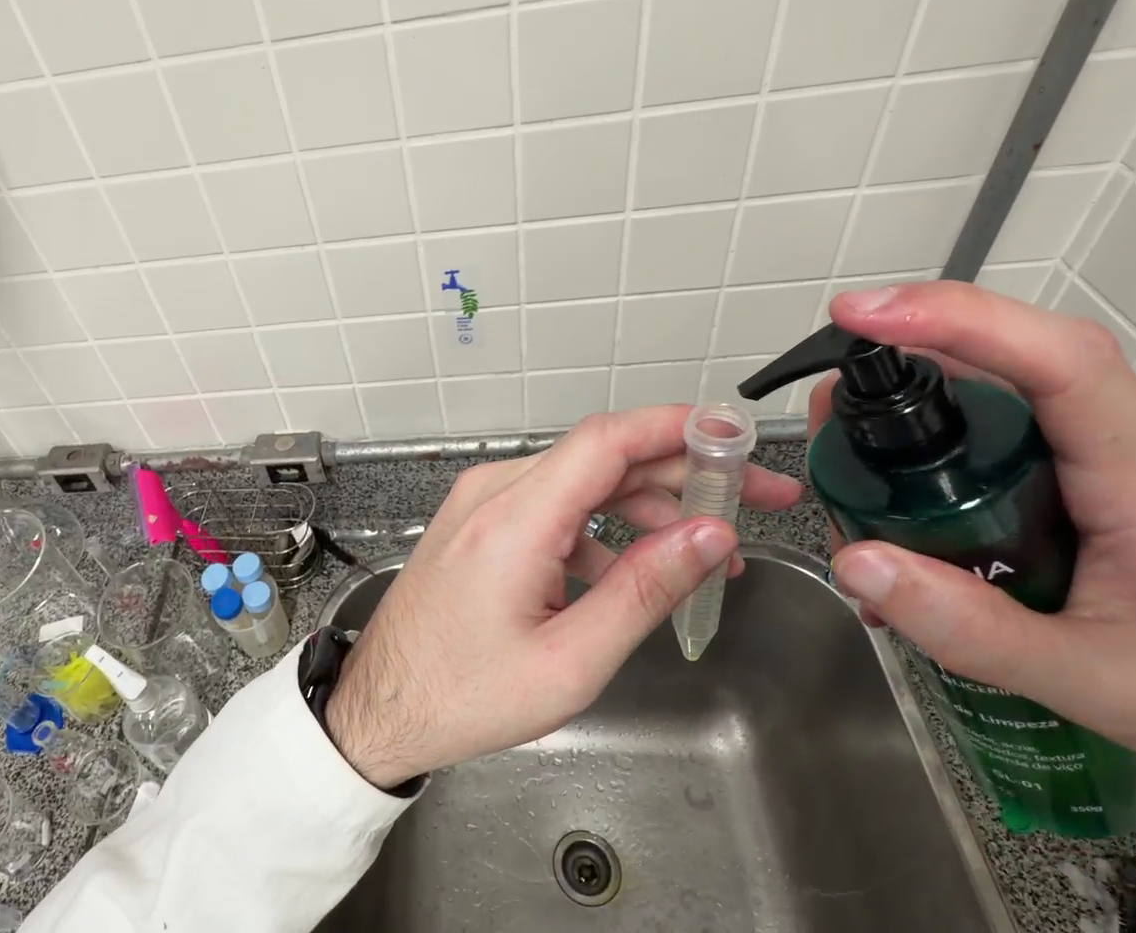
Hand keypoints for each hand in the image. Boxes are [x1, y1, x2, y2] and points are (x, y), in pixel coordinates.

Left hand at [324, 407, 802, 787]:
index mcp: (513, 518)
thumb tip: (711, 536)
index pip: (607, 440)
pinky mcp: (480, 524)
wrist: (381, 708)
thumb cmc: (461, 696)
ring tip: (707, 551)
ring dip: (648, 506)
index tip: (738, 438)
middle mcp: (493, 493)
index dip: (679, 427)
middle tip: (753, 499)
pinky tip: (637, 571)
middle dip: (684, 473)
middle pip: (603, 458)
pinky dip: (604, 529)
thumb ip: (645, 591)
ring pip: (582, 482)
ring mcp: (482, 505)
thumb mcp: (569, 661)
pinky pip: (554, 508)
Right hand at [816, 281, 1135, 769]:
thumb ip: (972, 630)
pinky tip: (901, 497)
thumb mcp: (1096, 681)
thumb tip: (855, 561)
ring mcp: (1104, 438)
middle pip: (997, 358)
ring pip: (988, 387)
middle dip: (892, 370)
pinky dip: (932, 442)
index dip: (950, 318)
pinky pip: (996, 422)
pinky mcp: (1085, 456)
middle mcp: (1124, 429)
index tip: (859, 314)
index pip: (1053, 357)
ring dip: (905, 411)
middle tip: (823, 431)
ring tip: (850, 475)